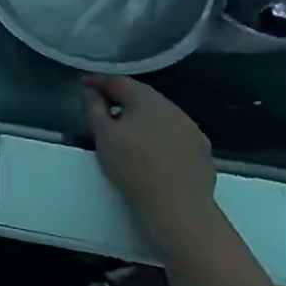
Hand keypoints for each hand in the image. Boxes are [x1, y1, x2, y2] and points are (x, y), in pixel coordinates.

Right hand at [81, 75, 215, 227]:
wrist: (178, 204)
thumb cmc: (133, 165)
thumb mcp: (102, 135)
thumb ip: (93, 108)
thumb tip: (90, 91)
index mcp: (147, 100)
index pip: (119, 82)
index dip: (99, 81)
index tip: (83, 83)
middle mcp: (173, 108)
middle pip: (142, 96)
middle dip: (121, 97)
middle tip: (102, 103)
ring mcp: (191, 129)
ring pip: (161, 114)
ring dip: (142, 116)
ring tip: (126, 127)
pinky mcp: (202, 150)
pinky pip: (175, 133)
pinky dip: (159, 133)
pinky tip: (152, 147)